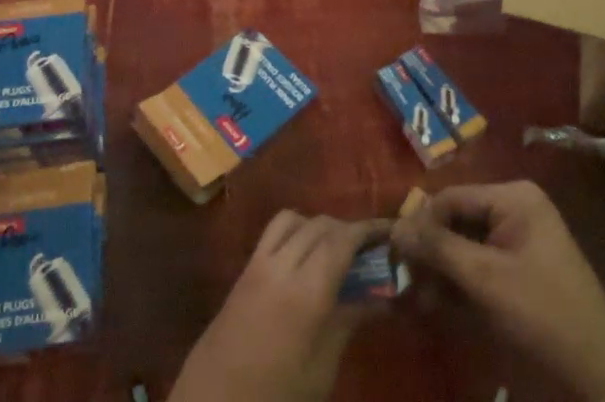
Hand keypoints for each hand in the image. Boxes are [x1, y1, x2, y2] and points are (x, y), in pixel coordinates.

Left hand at [167, 211, 389, 401]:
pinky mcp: (242, 271)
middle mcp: (280, 265)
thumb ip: (349, 322)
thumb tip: (382, 299)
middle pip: (318, 225)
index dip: (368, 230)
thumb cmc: (276, 392)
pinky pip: (271, 234)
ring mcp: (256, 264)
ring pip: (292, 220)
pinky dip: (294, 231)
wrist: (214, 399)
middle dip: (348, 228)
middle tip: (371, 248)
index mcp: (305, 291)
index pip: (341, 241)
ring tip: (337, 250)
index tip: (390, 231)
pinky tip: (305, 258)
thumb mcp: (322, 367)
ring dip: (317, 224)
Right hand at [391, 182, 604, 398]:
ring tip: (420, 299)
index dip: (419, 225)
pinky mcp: (516, 264)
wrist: (597, 368)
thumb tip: (392, 227)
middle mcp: (514, 207)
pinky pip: (475, 261)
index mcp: (513, 197)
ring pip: (460, 242)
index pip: (448, 197)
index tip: (394, 257)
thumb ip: (436, 247)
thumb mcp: (483, 277)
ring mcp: (517, 236)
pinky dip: (456, 280)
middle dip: (429, 251)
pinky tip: (438, 304)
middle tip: (407, 282)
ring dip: (439, 270)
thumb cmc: (541, 312)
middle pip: (453, 218)